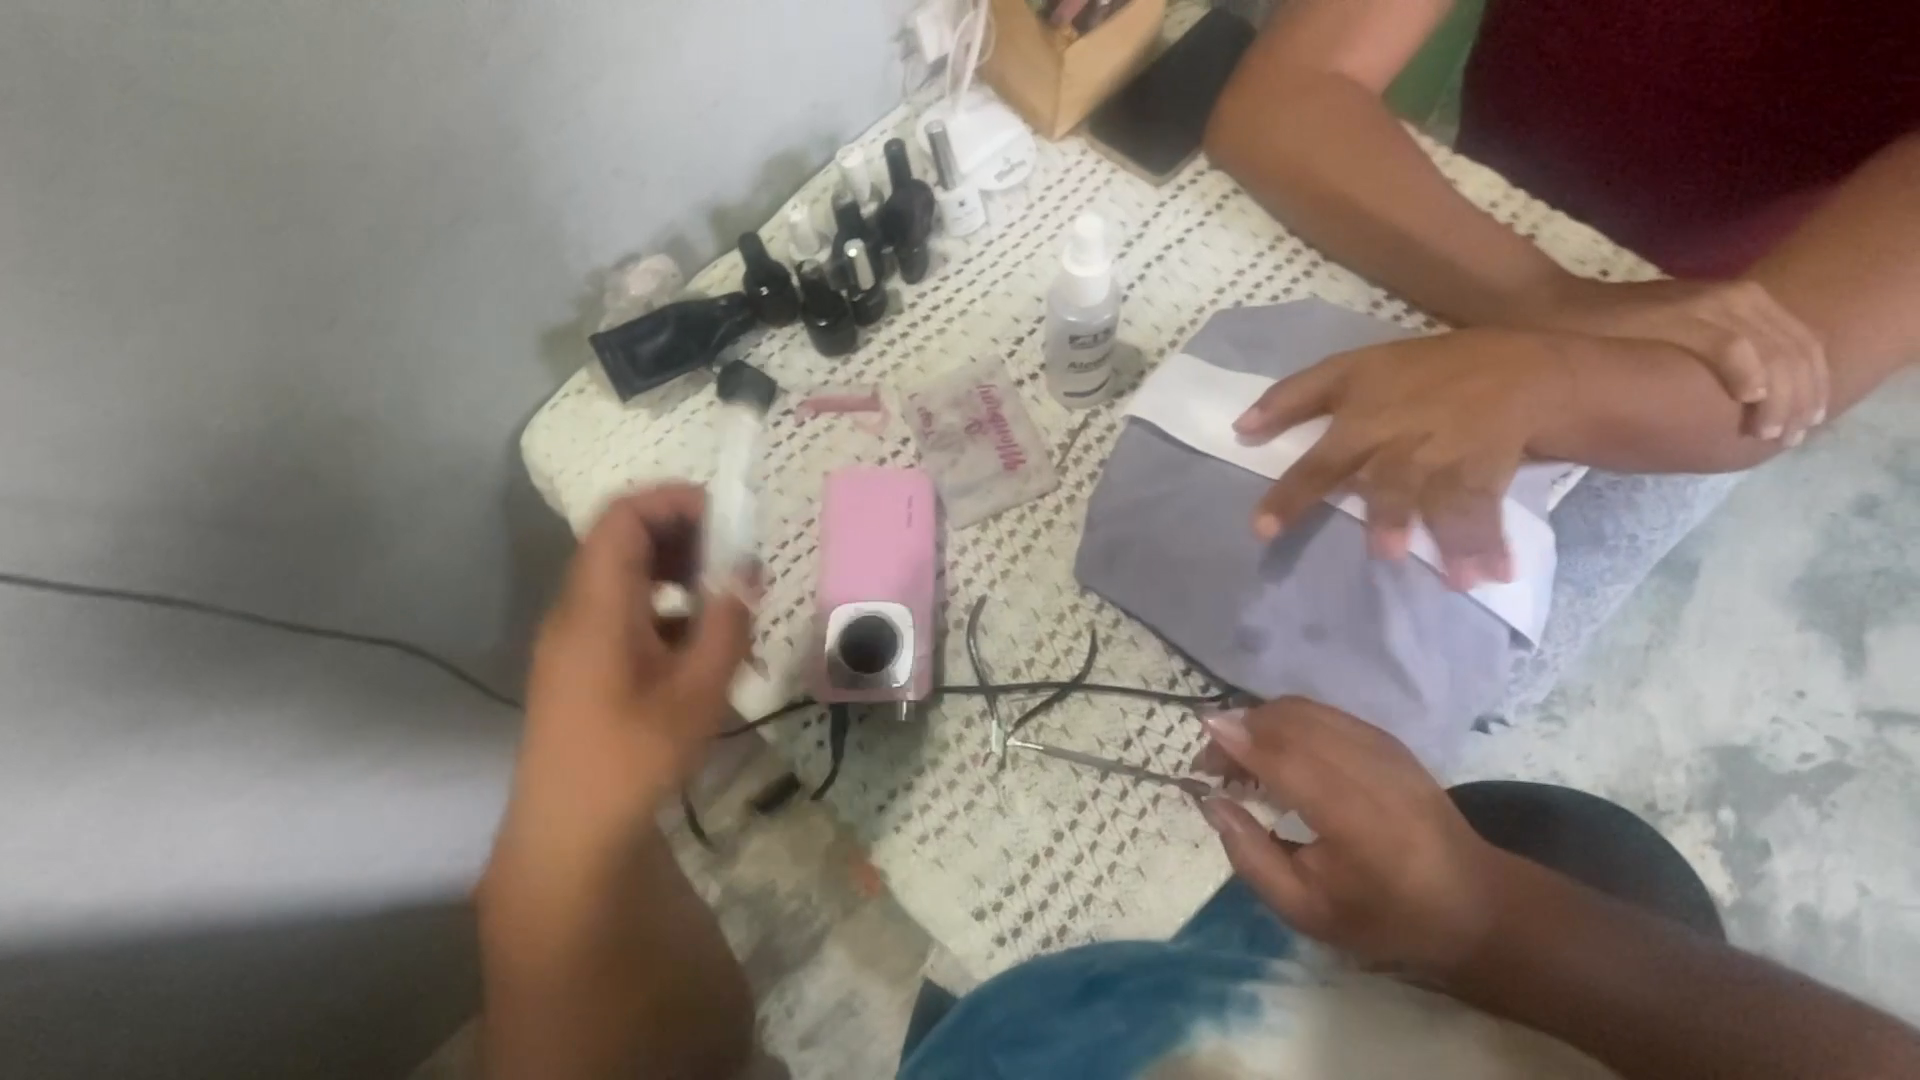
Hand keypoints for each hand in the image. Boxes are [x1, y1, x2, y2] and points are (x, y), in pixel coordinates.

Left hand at [510, 485, 753, 842]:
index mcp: (597, 606)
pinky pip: (620, 611)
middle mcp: (576, 610)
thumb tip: (746, 572)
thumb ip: (726, 624)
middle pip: (622, 540)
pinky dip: (662, 607)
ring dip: (676, 573)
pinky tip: (699, 644)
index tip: (728, 519)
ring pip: (623, 576)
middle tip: (736, 561)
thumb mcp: (698, 691)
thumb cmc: (633, 758)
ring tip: (726, 602)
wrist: (569, 831)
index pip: (623, 517)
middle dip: (683, 536)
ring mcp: (572, 638)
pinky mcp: (578, 664)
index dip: (674, 501)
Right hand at [1195, 699, 1505, 976]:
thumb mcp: (1305, 909)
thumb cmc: (1383, 915)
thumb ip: (1251, 856)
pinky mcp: (1387, 740)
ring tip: (1239, 754)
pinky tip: (1275, 748)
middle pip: (1289, 721)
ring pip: (1304, 709)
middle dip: (1241, 727)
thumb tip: (1212, 803)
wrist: (1472, 903)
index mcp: (1352, 818)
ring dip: (1261, 720)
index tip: (1200, 736)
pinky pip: (1322, 713)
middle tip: (1214, 762)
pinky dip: (1286, 720)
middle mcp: (1368, 769)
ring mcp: (1382, 747)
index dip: (1238, 741)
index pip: (1284, 758)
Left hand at [1234, 328, 1573, 588]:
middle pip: (1391, 487)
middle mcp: (1402, 449)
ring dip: (1451, 540)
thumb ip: (1291, 399)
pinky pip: (1488, 512)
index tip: (1262, 531)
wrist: (1516, 367)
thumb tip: (1239, 429)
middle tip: (1383, 552)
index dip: (1290, 497)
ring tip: (1456, 580)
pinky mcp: (1488, 476)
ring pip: (1446, 503)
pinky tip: (1495, 576)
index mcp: (1362, 425)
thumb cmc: (1416, 373)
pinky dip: (1492, 544)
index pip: (1318, 466)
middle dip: (1390, 517)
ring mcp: (1448, 463)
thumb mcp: (1347, 371)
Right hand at [1523, 278, 1827, 444]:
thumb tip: (1727, 394)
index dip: (1811, 385)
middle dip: (1801, 397)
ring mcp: (1706, 304)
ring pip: (1773, 352)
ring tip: (1769, 429)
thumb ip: (1700, 350)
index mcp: (1739, 299)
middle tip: (1789, 436)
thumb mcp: (1666, 332)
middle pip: (1795, 350)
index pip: (1800, 343)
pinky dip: (1747, 373)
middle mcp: (1734, 297)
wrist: (1549, 305)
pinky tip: (1748, 399)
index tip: (1802, 424)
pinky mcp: (1678, 316)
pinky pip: (1729, 347)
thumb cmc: (1600, 326)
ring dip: (1780, 395)